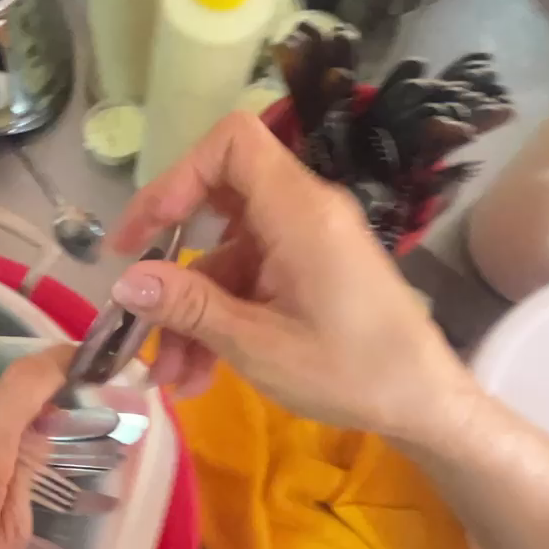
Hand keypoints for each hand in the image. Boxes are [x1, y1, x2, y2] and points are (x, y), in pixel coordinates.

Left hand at [0, 347, 66, 548]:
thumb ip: (25, 475)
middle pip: (3, 399)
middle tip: (57, 438)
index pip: (21, 384)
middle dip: (34, 411)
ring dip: (3, 429)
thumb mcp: (8, 540)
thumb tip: (40, 432)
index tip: (84, 363)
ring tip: (11, 474)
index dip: (57, 362)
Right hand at [109, 112, 476, 442]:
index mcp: (299, 212)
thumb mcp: (258, 345)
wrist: (424, 404)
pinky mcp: (304, 272)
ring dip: (188, 314)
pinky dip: (216, 322)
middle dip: (168, 259)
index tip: (143, 234)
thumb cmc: (352, 372)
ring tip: (166, 376)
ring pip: (223, 258)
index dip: (177, 177)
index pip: (231, 144)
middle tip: (130, 301)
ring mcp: (301, 244)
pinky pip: (245, 283)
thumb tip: (124, 282)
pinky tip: (196, 377)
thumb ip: (189, 307)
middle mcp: (301, 213)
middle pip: (215, 205)